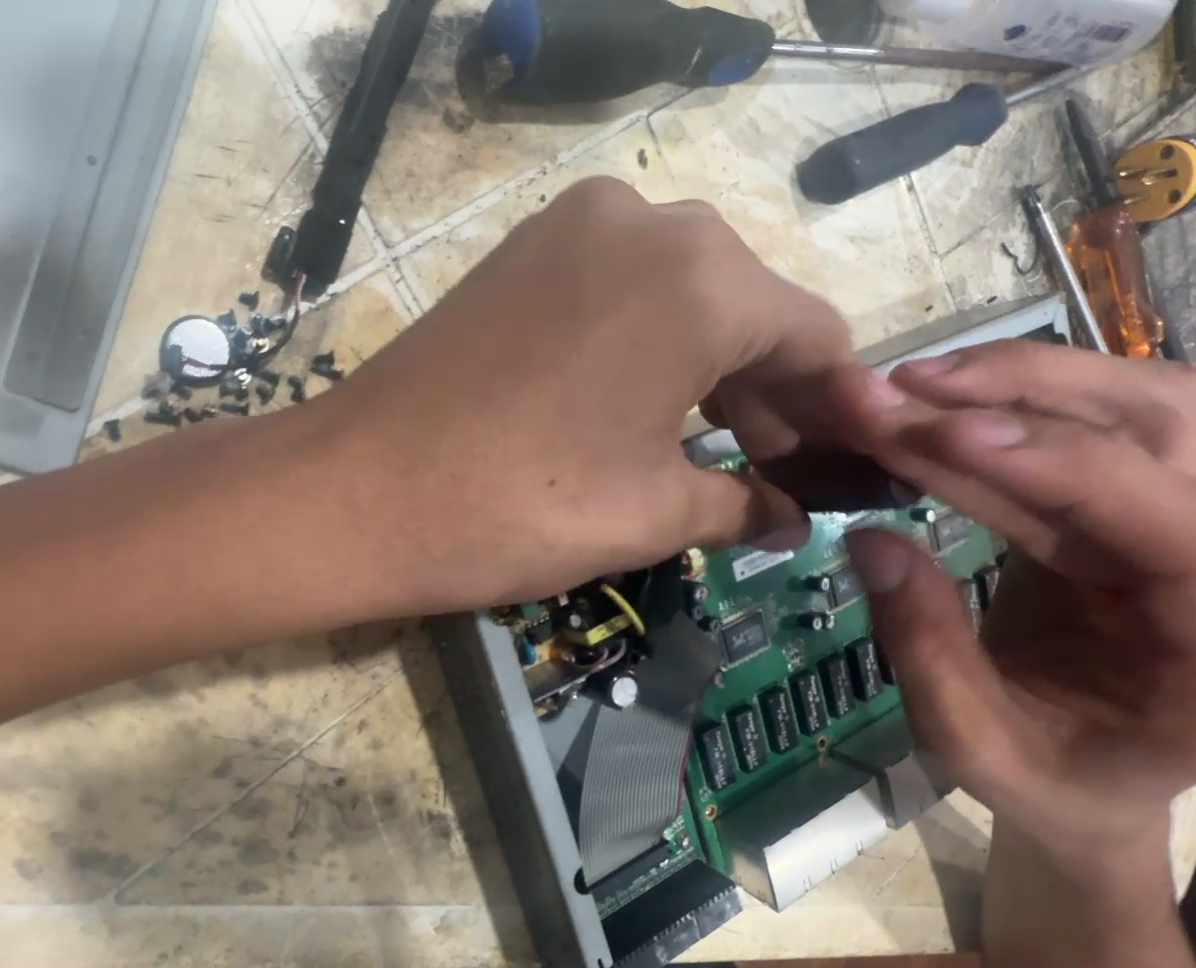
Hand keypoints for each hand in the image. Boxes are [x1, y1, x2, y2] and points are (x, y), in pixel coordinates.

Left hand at [308, 177, 852, 612]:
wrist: (355, 490)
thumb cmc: (518, 508)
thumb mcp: (648, 514)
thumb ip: (742, 505)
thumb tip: (795, 516)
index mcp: (703, 279)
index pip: (815, 336)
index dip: (834, 407)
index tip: (840, 462)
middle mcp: (648, 223)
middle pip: (748, 307)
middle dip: (767, 389)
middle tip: (773, 468)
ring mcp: (573, 225)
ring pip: (681, 293)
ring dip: (708, 366)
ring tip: (711, 448)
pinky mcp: (522, 248)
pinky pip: (618, 287)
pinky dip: (646, 340)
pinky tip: (641, 404)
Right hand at [813, 342, 1195, 856]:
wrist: (1087, 787)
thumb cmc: (1041, 781)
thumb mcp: (968, 741)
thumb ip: (926, 648)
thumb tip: (870, 539)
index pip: (1187, 537)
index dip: (1074, 471)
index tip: (951, 436)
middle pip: (1166, 444)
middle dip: (1019, 404)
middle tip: (893, 395)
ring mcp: (1189, 537)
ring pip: (1138, 410)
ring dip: (1020, 382)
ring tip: (909, 384)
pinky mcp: (1137, 513)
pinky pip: (1090, 432)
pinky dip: (1010, 405)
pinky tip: (936, 404)